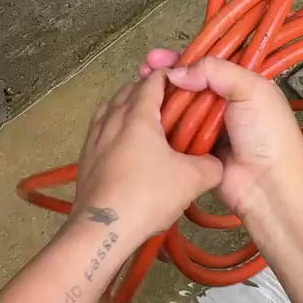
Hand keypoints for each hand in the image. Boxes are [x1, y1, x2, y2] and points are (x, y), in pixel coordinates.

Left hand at [71, 68, 223, 237]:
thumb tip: (217, 163)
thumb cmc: (148, 195)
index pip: (153, 82)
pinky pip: (99, 129)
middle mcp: (112, 119)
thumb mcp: (192, 180)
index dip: (169, 75)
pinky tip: (123, 143)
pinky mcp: (84, 157)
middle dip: (147, 90)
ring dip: (126, 106)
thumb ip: (211, 165)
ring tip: (144, 119)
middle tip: (168, 101)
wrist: (104, 227)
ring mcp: (94, 137)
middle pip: (128, 91)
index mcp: (138, 115)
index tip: (183, 79)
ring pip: (110, 108)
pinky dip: (112, 126)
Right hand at [155, 53, 302, 223]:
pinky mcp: (192, 148)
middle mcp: (222, 103)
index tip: (160, 56)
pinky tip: (143, 113)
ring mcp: (206, 126)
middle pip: (189, 83)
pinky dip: (159, 122)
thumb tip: (177, 73)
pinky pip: (172, 130)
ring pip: (177, 105)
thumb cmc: (268, 135)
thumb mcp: (252, 90)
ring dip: (159, 97)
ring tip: (138, 88)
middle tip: (144, 68)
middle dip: (165, 75)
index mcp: (241, 84)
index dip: (184, 57)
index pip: (208, 63)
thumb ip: (216, 71)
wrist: (267, 186)